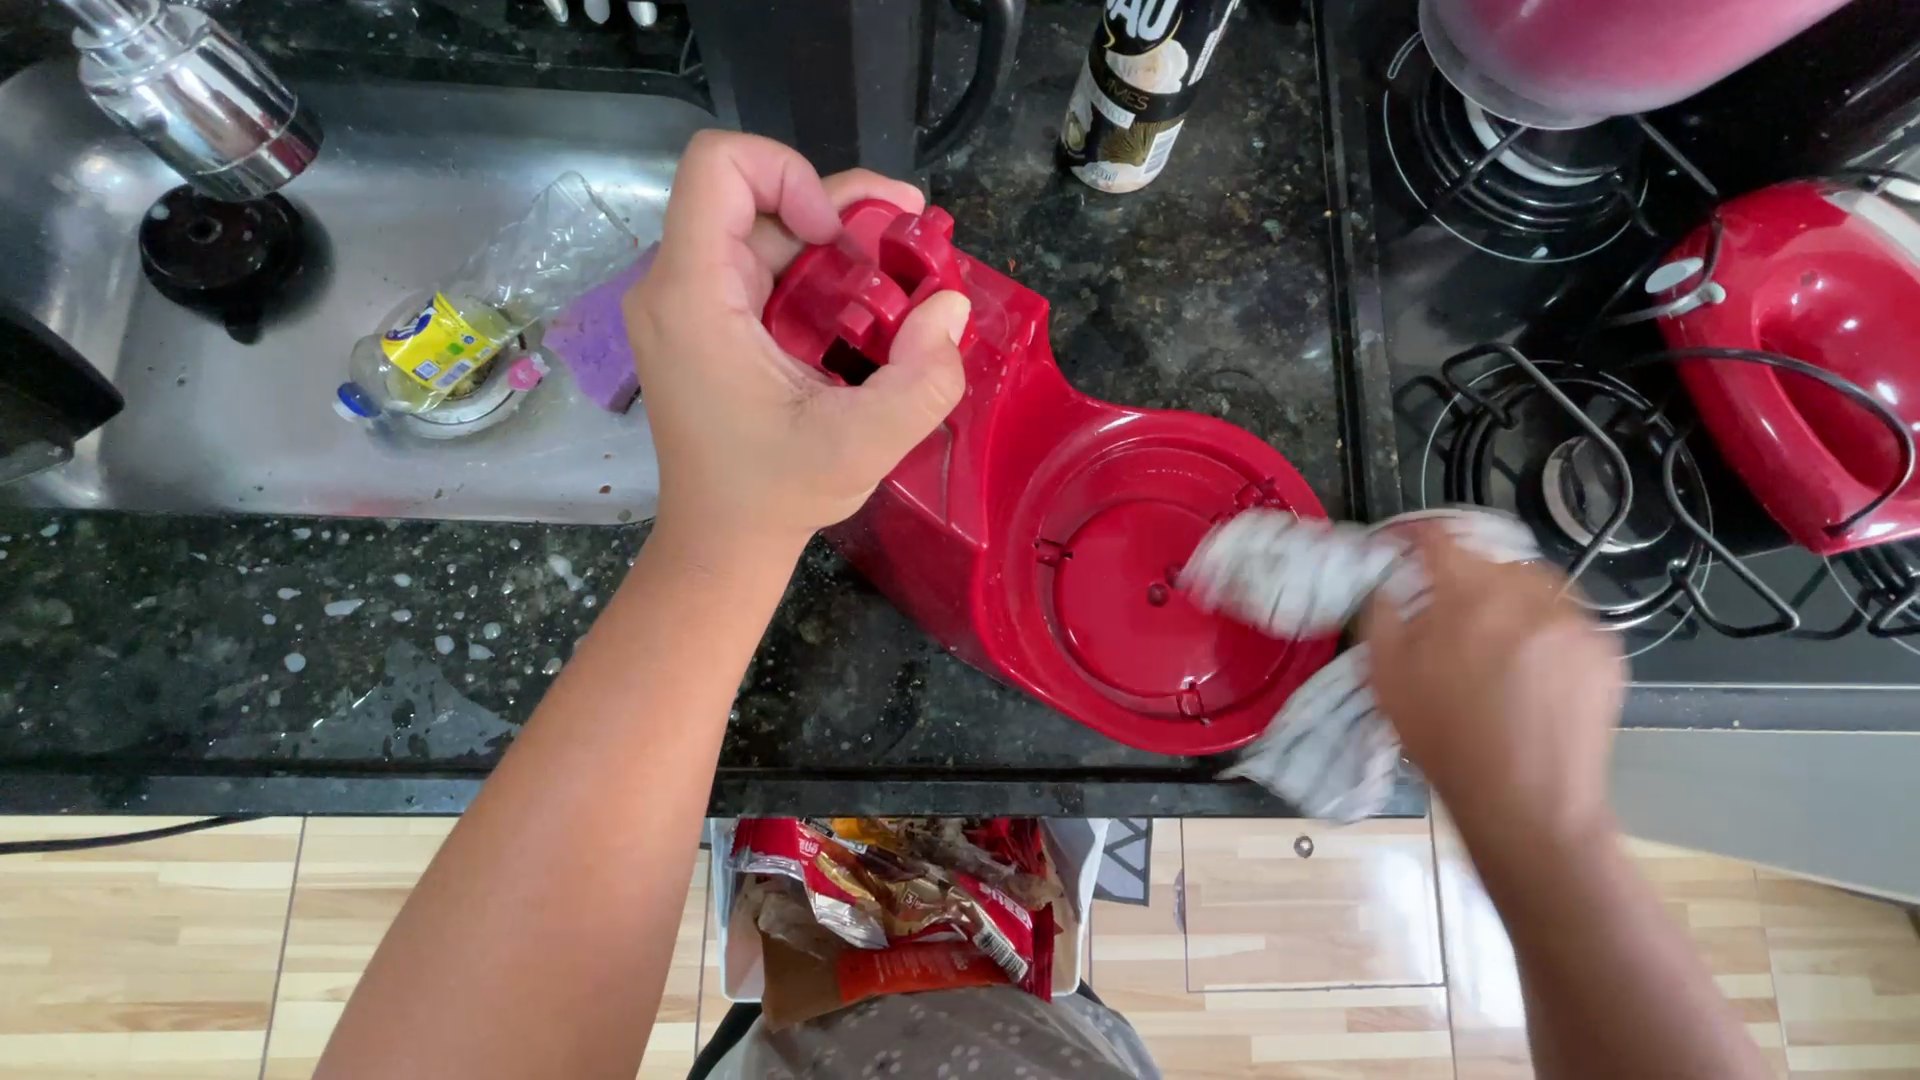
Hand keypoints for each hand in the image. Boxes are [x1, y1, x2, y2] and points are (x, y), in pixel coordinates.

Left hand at [624, 131, 970, 553]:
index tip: (844, 243)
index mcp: (693, 298)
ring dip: (837, 247)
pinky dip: (819, 276)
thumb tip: (949, 308)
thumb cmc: (776, 495)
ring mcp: (689, 306)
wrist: (724, 540)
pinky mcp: (708, 327)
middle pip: (754, 196)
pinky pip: (763, 269)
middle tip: (908, 250)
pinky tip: (867, 311)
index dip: (793, 174)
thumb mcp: (863, 445)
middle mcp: (677, 288)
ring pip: (764, 231)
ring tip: (900, 281)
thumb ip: (923, 380)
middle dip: (839, 213)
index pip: (721, 165)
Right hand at [1361, 528, 1625, 858]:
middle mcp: (1528, 598)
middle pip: (1493, 558)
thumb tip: (1389, 586)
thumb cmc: (1443, 737)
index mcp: (1469, 598)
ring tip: (1491, 622)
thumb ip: (1383, 616)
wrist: (1525, 799)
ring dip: (1509, 591)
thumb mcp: (1386, 676)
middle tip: (1447, 596)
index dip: (1418, 535)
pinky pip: (1569, 616)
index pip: (1442, 541)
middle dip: (1467, 568)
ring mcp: (1576, 624)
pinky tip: (1527, 655)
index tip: (1405, 541)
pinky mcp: (1606, 652)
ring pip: (1537, 582)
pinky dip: (1543, 621)